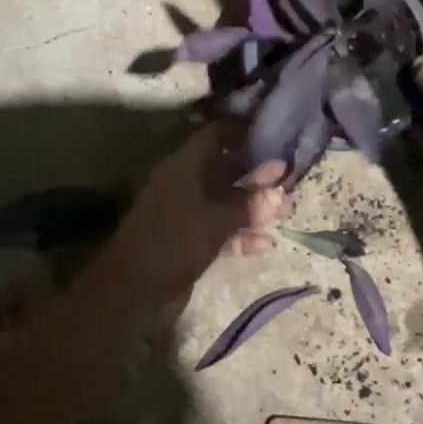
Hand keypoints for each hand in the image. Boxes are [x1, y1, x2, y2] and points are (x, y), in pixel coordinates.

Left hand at [101, 123, 288, 305]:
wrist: (134, 290)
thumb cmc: (175, 242)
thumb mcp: (217, 220)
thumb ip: (249, 205)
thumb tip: (279, 193)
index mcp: (184, 167)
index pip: (215, 136)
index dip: (242, 133)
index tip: (273, 136)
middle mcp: (185, 184)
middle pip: (225, 171)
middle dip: (257, 175)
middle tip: (288, 177)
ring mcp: (186, 214)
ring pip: (225, 203)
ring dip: (254, 207)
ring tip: (287, 211)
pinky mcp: (189, 241)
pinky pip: (220, 230)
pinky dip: (241, 235)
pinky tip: (267, 243)